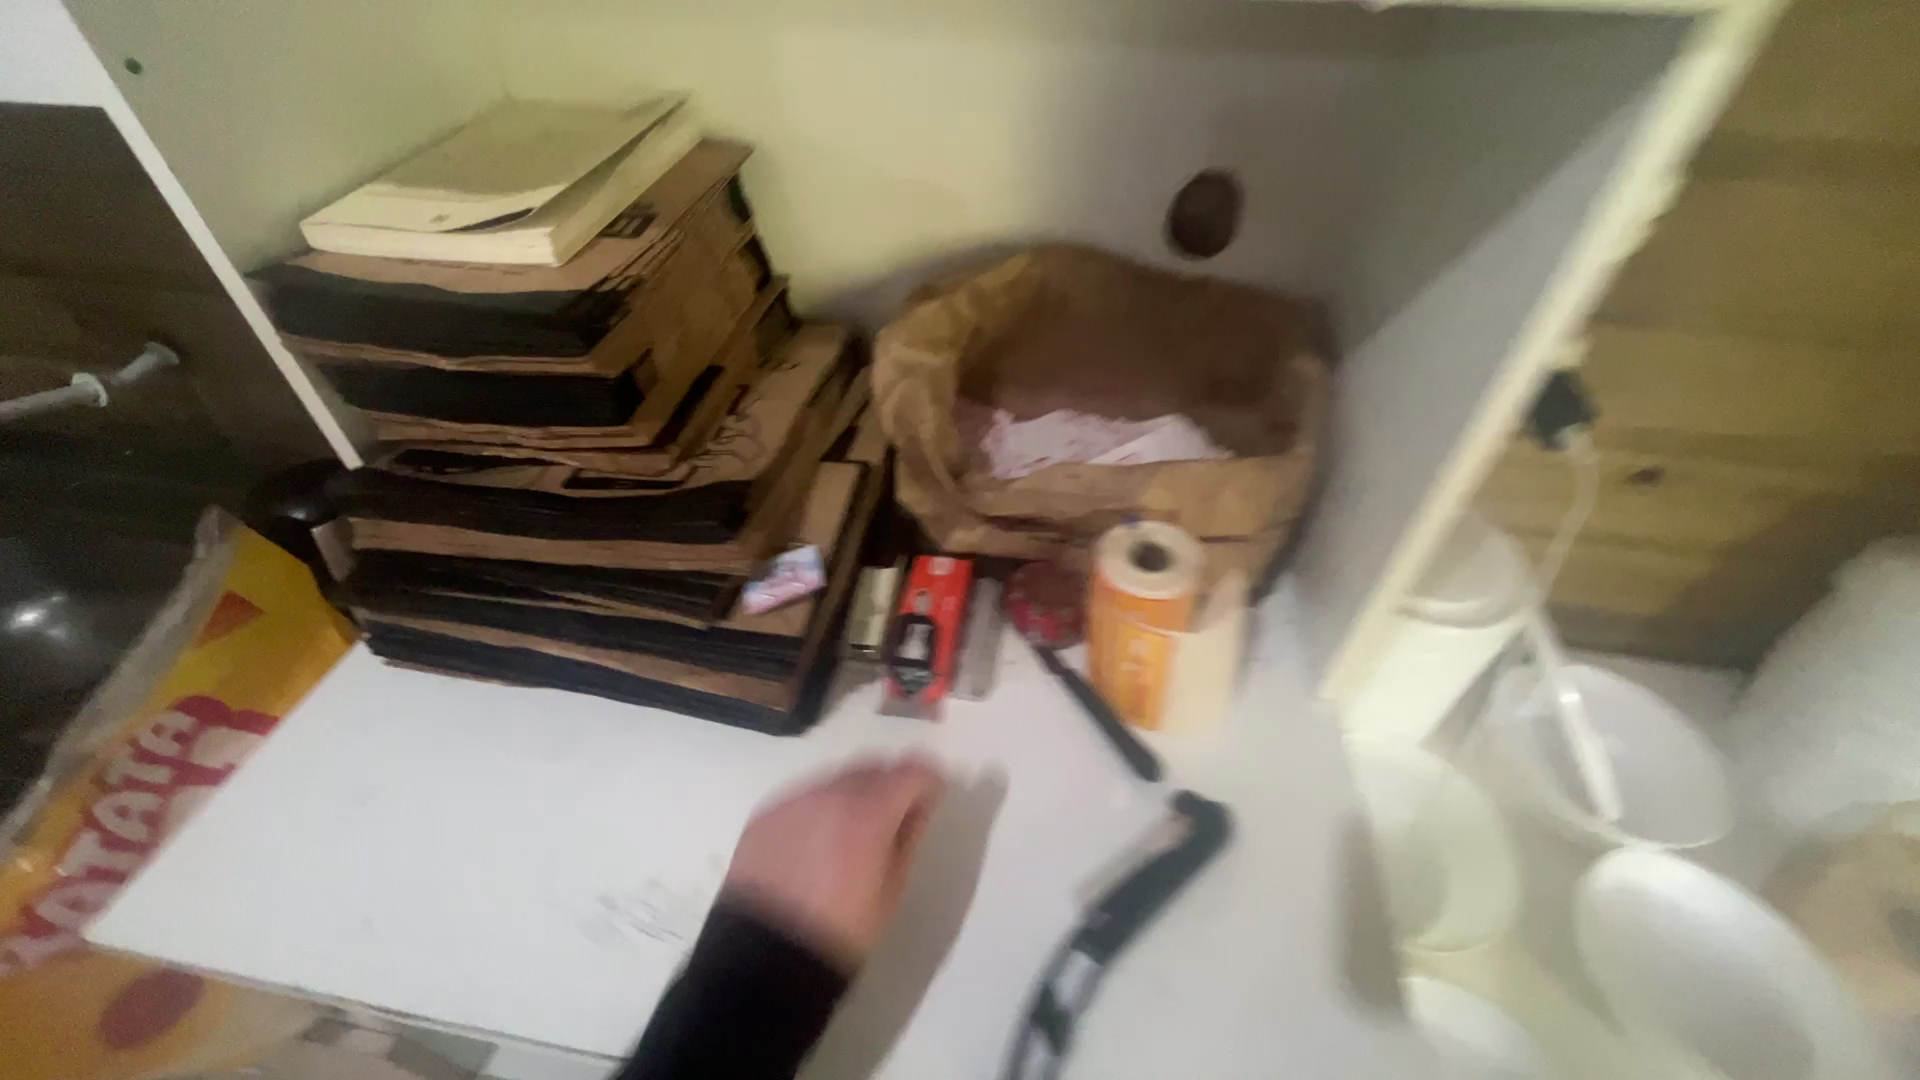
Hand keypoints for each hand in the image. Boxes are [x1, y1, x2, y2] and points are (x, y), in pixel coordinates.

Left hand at [721, 758, 946, 970]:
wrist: (761, 961)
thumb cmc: (840, 934)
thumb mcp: (891, 891)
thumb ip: (909, 837)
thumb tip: (919, 807)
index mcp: (868, 812)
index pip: (910, 770)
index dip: (928, 779)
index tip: (933, 795)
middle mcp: (829, 793)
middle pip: (871, 767)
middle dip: (890, 783)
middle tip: (895, 812)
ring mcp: (792, 800)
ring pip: (835, 778)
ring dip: (853, 793)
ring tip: (853, 829)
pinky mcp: (765, 814)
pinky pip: (804, 796)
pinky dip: (820, 807)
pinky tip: (817, 840)